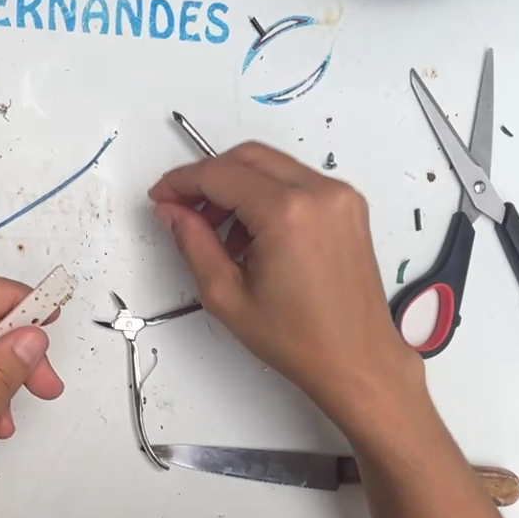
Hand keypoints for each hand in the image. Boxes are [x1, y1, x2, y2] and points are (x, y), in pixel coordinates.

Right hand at [148, 143, 422, 432]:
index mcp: (288, 214)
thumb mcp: (226, 295)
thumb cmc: (303, 339)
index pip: (219, 174)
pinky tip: (249, 233)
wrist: (355, 360)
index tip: (162, 195)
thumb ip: (193, 243)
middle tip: (180, 207)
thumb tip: (173, 213)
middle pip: (246, 157)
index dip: (181, 182)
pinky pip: (296, 182)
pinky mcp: (347, 207)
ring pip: (271, 166)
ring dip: (235, 186)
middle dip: (206, 177)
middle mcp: (320, 194)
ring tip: (214, 230)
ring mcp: (340, 197)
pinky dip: (265, 195)